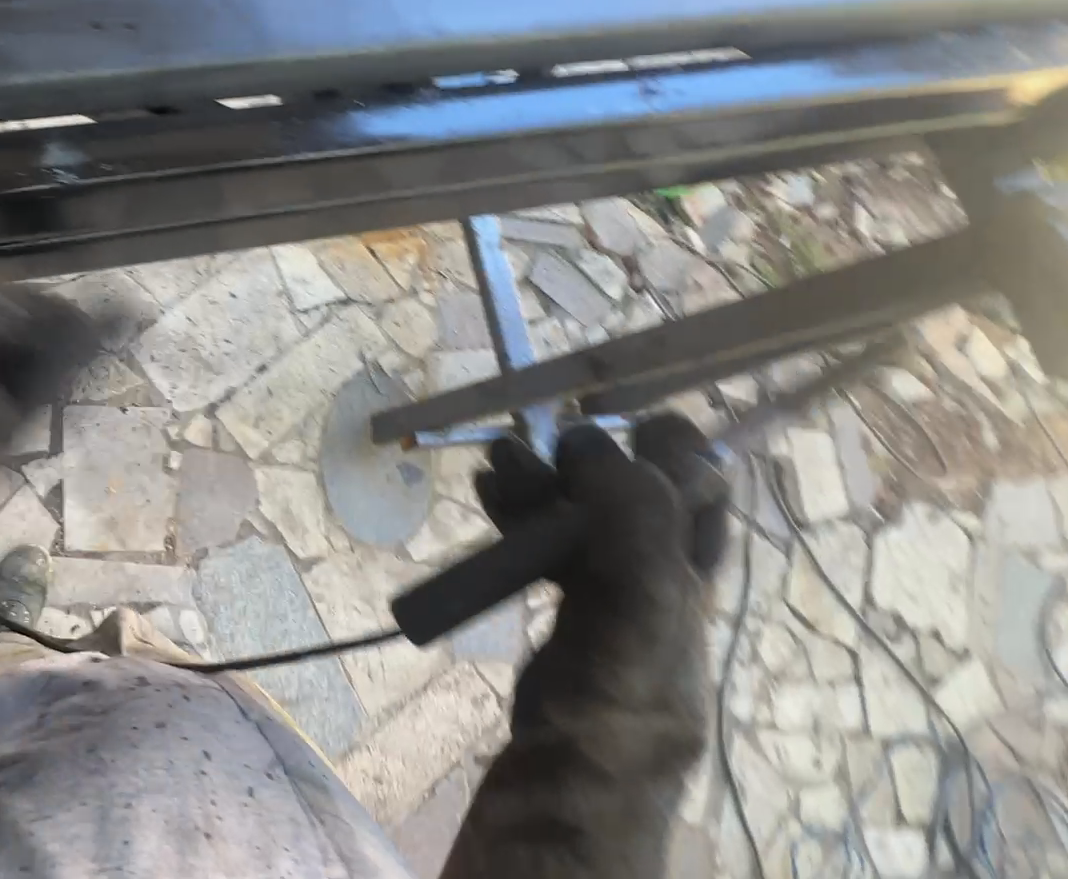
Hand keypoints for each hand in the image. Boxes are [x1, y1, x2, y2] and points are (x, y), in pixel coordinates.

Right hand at [474, 417, 727, 723]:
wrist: (573, 775)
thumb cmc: (618, 694)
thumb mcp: (640, 609)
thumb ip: (633, 526)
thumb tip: (595, 445)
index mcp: (692, 565)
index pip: (702, 481)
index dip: (666, 443)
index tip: (614, 414)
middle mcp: (659, 569)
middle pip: (630, 489)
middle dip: (583, 456)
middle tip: (536, 435)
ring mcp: (609, 588)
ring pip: (579, 512)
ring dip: (539, 480)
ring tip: (494, 460)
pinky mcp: (566, 605)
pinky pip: (546, 541)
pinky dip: (518, 513)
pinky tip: (488, 495)